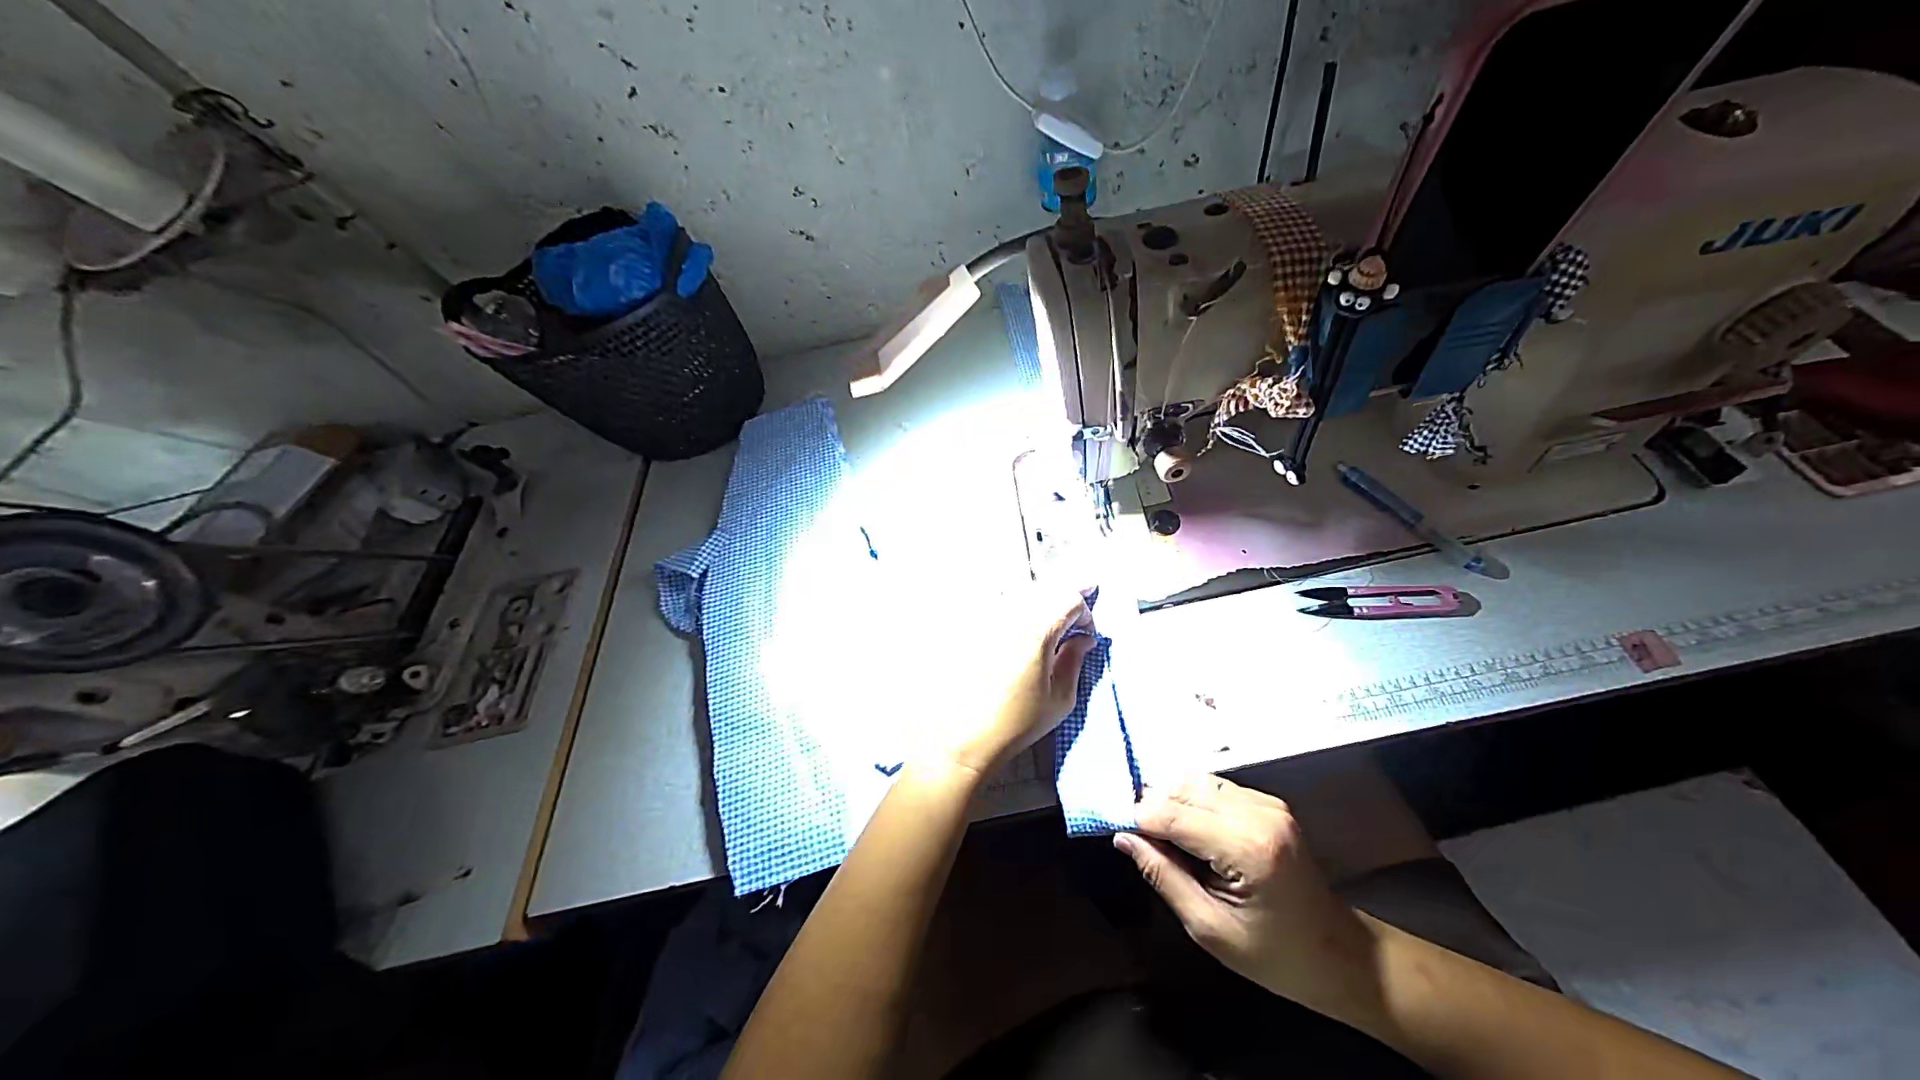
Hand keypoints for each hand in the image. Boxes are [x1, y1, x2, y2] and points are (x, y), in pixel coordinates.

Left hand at [935, 586, 1095, 777]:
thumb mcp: (1060, 699)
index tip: (1084, 632)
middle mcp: (1007, 613)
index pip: (1070, 597)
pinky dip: (1001, 606)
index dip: (1084, 611)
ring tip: (1036, 624)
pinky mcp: (958, 622)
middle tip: (1067, 622)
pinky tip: (1004, 629)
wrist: (961, 740)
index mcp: (1036, 630)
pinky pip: (985, 600)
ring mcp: (979, 615)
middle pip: (1042, 588)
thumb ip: (1075, 660)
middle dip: (1059, 602)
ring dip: (1032, 601)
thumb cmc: (1014, 724)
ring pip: (1014, 591)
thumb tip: (1084, 638)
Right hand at [1113, 775, 1378, 1015]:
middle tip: (1134, 833)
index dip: (1139, 818)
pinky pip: (1217, 788)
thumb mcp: (1209, 927)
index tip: (1114, 827)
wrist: (1341, 956)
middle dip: (1154, 806)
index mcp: (1247, 847)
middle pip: (1185, 789)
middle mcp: (1259, 814)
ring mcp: (1269, 805)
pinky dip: (1194, 801)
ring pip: (1199, 782)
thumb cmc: (1275, 955)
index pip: (1175, 815)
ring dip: (1173, 801)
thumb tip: (1124, 838)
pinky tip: (1187, 829)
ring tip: (1159, 833)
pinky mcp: (1271, 804)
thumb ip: (1163, 875)